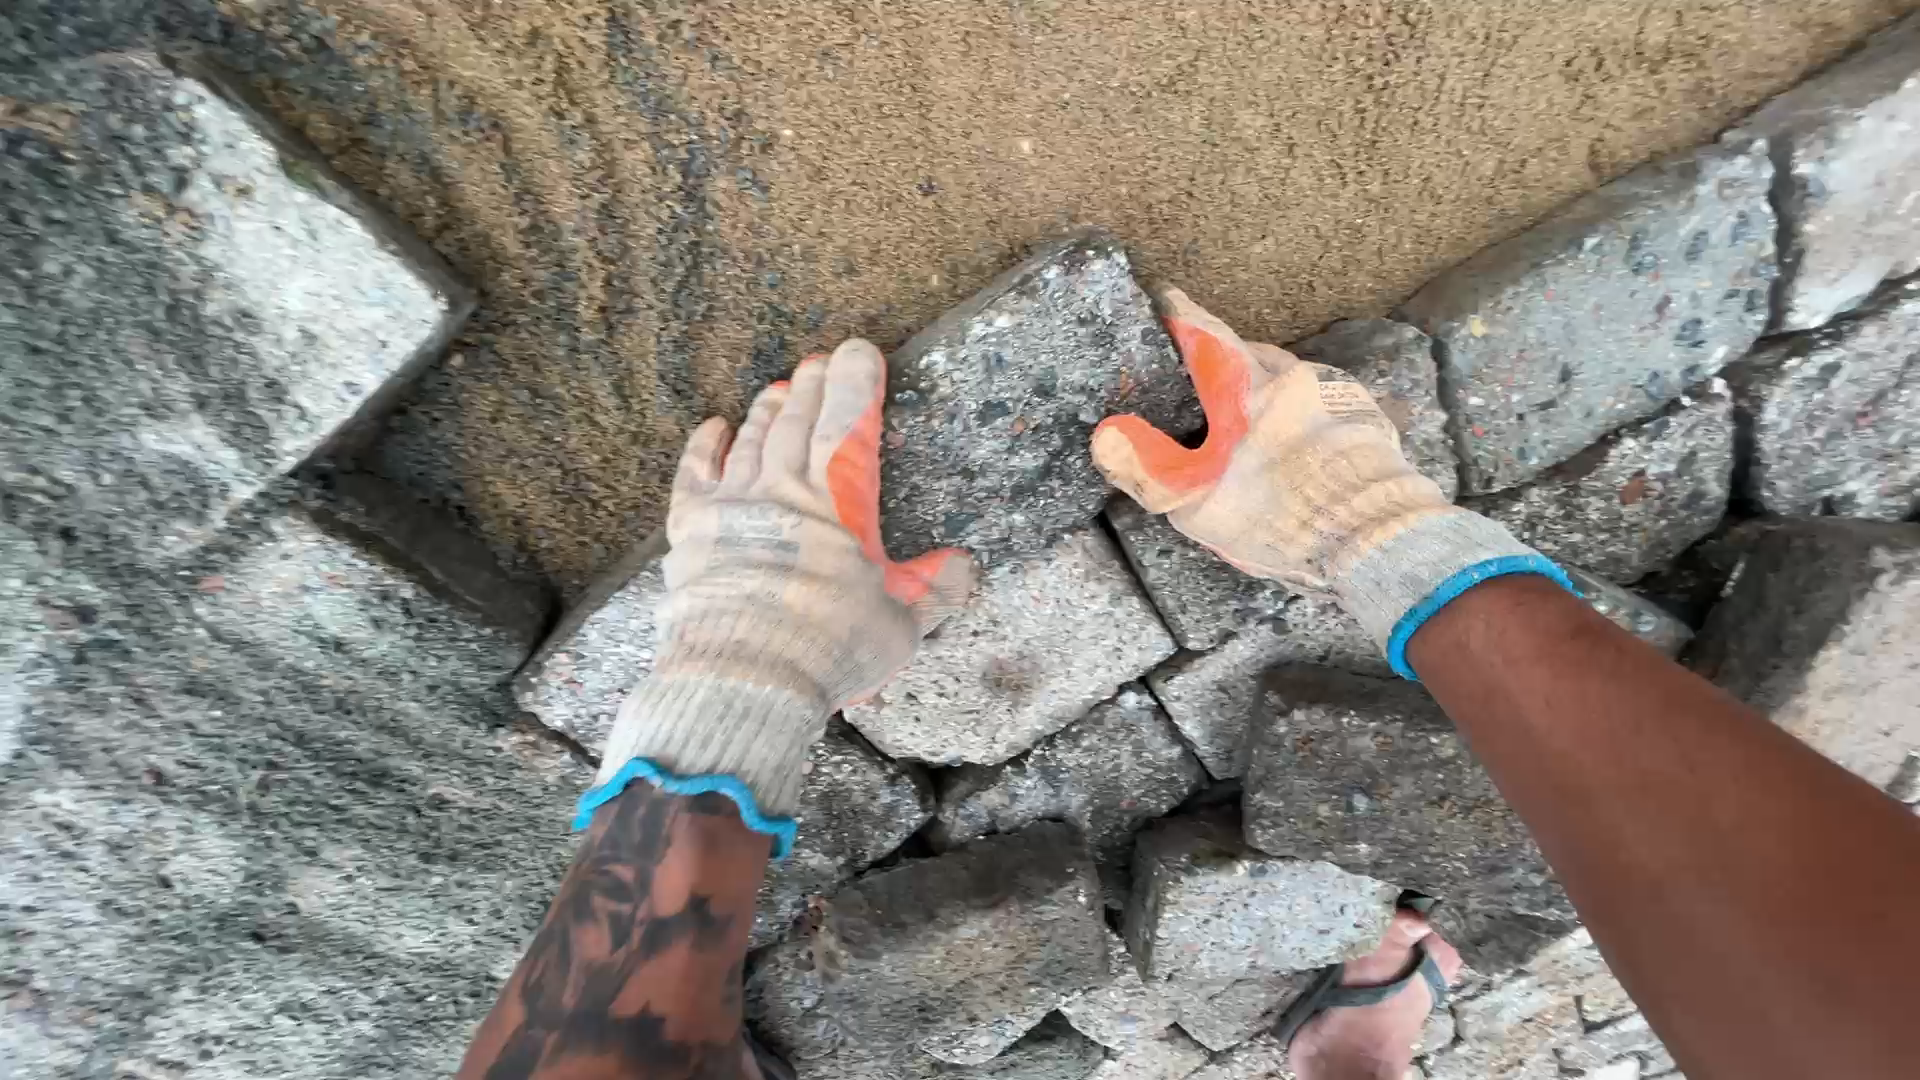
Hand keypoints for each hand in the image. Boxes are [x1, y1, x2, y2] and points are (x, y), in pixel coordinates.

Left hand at [590, 339, 972, 828]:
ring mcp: (734, 504)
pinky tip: (714, 426)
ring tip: (781, 387)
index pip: (849, 423)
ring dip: (768, 408)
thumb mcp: (900, 623)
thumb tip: (967, 566)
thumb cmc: (831, 647)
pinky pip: (695, 472)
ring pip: (753, 438)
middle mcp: (783, 489)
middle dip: (814, 384)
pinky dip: (705, 445)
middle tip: (820, 359)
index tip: (861, 350)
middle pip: (798, 420)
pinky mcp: (692, 529)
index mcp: (837, 502)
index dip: (857, 382)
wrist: (745, 677)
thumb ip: (935, 587)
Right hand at [1091, 288, 1560, 675]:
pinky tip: (1294, 443)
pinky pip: (1320, 402)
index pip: (1207, 335)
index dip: (1183, 317)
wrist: (1373, 541)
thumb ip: (1144, 466)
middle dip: (1224, 361)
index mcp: (1249, 387)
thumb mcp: (1195, 501)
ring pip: (1288, 378)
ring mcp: (1339, 395)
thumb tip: (1104, 436)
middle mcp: (1296, 377)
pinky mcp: (1367, 420)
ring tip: (1248, 420)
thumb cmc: (1276, 515)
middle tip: (1203, 382)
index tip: (1167, 299)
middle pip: (1250, 354)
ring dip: (1264, 389)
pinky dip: (1298, 413)